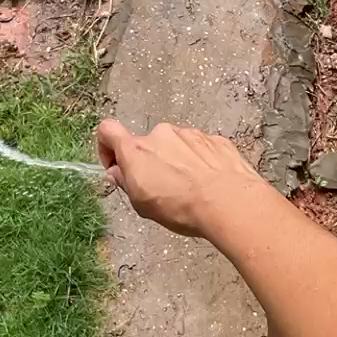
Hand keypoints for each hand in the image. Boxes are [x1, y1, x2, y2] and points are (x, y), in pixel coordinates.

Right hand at [94, 120, 278, 239]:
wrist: (229, 201)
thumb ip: (126, 182)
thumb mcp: (143, 205)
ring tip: (190, 190)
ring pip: (176, 146)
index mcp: (137, 150)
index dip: (107, 147)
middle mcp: (161, 134)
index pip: (108, 130)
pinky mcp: (214, 140)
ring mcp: (190, 134)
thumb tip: (119, 173)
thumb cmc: (184, 206)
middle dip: (151, 163)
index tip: (117, 166)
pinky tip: (208, 185)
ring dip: (177, 163)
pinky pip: (200, 149)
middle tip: (161, 190)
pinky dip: (200, 163)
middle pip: (148, 144)